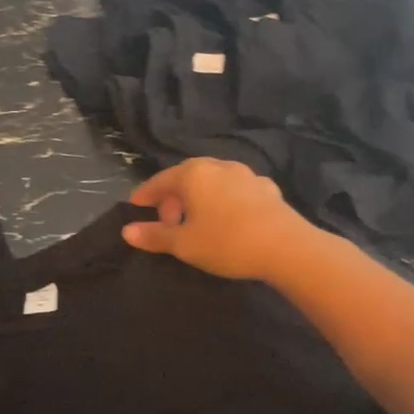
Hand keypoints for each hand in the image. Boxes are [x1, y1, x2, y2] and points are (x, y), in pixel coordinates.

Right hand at [122, 158, 324, 280]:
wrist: (287, 247)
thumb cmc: (226, 242)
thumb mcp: (184, 244)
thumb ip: (155, 235)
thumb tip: (127, 231)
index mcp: (193, 174)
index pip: (160, 181)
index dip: (145, 195)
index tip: (136, 207)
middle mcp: (218, 166)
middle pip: (187, 177)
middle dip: (173, 197)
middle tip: (168, 222)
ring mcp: (246, 175)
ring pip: (212, 182)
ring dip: (199, 198)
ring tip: (197, 222)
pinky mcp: (266, 188)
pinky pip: (234, 191)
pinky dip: (222, 201)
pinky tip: (227, 220)